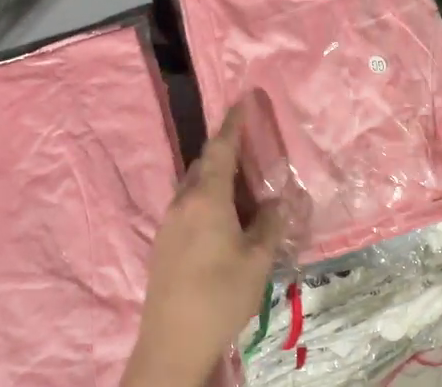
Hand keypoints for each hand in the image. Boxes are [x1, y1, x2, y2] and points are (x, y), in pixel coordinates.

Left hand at [123, 105, 287, 386]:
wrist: (172, 343)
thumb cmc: (219, 297)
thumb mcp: (257, 262)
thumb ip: (270, 225)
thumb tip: (279, 202)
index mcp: (206, 198)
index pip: (220, 148)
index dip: (234, 122)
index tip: (244, 99)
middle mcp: (182, 202)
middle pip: (204, 165)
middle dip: (227, 153)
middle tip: (253, 155)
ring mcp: (168, 223)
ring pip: (194, 187)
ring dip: (216, 180)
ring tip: (243, 193)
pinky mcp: (162, 244)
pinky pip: (187, 207)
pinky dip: (206, 201)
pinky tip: (223, 224)